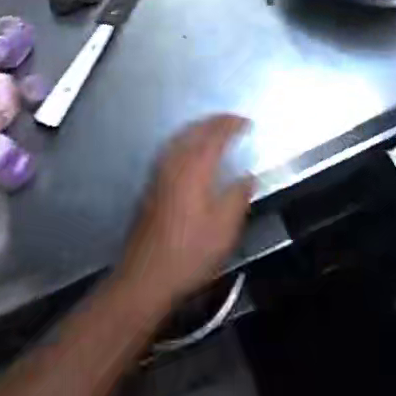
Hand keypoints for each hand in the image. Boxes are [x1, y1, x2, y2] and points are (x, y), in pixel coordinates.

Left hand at [116, 115, 254, 308]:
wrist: (147, 274)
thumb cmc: (190, 252)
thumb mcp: (225, 228)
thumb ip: (238, 196)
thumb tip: (247, 176)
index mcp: (194, 167)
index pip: (215, 135)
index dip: (231, 125)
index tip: (248, 122)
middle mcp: (174, 162)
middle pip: (194, 130)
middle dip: (214, 122)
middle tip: (233, 121)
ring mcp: (159, 171)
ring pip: (180, 137)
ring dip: (198, 129)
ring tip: (214, 130)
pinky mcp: (151, 184)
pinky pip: (171, 148)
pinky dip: (186, 140)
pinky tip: (191, 152)